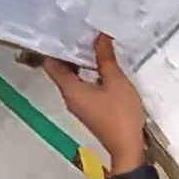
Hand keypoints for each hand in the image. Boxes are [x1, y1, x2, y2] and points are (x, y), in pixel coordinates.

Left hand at [45, 34, 147, 171]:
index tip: (63, 30)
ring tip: (91, 43)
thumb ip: (105, 58)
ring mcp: (78, 104)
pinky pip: (81, 86)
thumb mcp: (116, 82)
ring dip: (79, 62)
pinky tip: (100, 65)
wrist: (127, 148)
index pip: (51, 64)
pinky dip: (86, 73)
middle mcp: (69, 96)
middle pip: (60, 70)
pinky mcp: (88, 109)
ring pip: (71, 78)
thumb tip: (99, 37)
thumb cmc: (120, 114)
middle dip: (68, 52)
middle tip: (79, 32)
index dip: (54, 46)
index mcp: (70, 89)